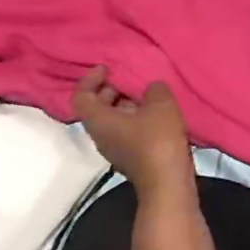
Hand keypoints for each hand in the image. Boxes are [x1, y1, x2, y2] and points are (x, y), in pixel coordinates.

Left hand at [73, 67, 195, 204]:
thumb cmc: (158, 140)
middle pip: (95, 108)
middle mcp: (100, 135)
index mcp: (99, 121)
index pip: (82, 96)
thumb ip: (154, 89)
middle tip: (129, 79)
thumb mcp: (161, 104)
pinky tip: (156, 114)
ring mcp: (114, 148)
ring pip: (111, 120)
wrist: (167, 181)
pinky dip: (135, 118)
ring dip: (125, 104)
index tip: (107, 68)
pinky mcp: (129, 156)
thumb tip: (151, 88)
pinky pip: (125, 130)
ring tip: (146, 94)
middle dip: (110, 90)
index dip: (90, 79)